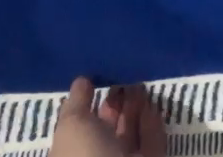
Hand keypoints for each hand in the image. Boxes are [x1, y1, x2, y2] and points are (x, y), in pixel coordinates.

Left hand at [50, 77, 166, 156]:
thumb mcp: (73, 126)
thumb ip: (77, 102)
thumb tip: (81, 81)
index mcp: (70, 155)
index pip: (77, 128)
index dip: (86, 103)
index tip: (98, 77)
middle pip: (105, 128)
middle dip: (114, 102)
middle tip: (123, 73)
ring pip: (129, 132)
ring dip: (135, 106)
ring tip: (140, 79)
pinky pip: (150, 137)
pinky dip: (152, 120)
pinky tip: (152, 101)